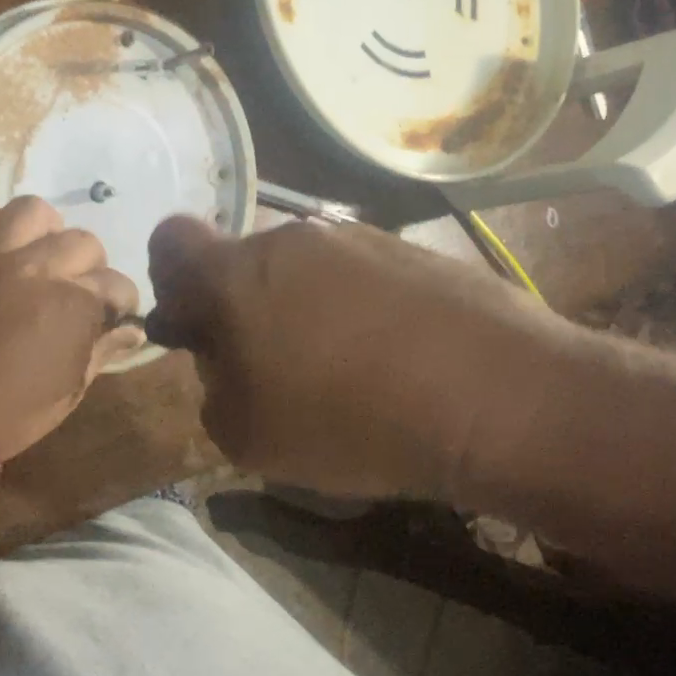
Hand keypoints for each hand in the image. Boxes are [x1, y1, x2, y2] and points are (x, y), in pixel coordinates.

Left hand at [0, 197, 145, 462]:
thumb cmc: (9, 415)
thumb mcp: (69, 391)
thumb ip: (102, 350)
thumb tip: (133, 330)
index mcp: (72, 304)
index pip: (115, 284)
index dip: (118, 304)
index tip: (110, 317)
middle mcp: (35, 267)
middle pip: (81, 242)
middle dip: (88, 268)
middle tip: (74, 291)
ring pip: (32, 211)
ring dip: (43, 232)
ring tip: (36, 257)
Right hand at [146, 217, 571, 499]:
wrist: (505, 404)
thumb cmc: (348, 422)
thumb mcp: (243, 436)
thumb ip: (212, 389)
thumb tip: (229, 365)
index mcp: (234, 275)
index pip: (170, 239)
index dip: (170, 279)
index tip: (198, 328)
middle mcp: (290, 240)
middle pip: (242, 262)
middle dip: (242, 308)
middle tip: (273, 370)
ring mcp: (360, 240)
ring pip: (302, 270)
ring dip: (303, 311)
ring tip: (344, 373)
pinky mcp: (418, 253)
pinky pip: (361, 278)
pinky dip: (360, 313)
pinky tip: (394, 364)